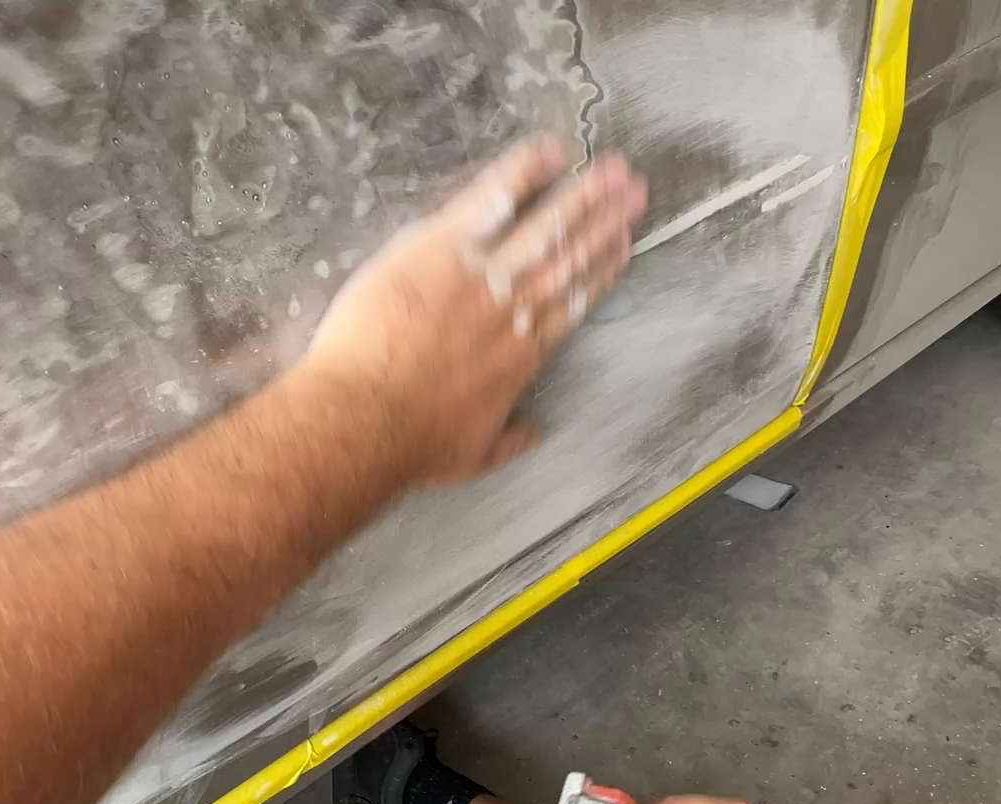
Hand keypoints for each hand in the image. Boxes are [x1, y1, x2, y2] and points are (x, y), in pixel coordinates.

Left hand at [299, 135, 647, 486]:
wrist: (367, 416)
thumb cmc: (414, 441)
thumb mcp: (473, 455)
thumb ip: (510, 441)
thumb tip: (535, 436)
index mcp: (523, 355)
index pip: (573, 304)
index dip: (601, 272)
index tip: (621, 249)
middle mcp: (514, 310)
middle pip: (570, 259)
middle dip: (605, 223)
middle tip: (633, 194)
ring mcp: (482, 275)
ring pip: (545, 227)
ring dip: (581, 195)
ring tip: (611, 169)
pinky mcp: (443, 248)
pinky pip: (491, 199)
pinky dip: (521, 173)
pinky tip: (547, 151)